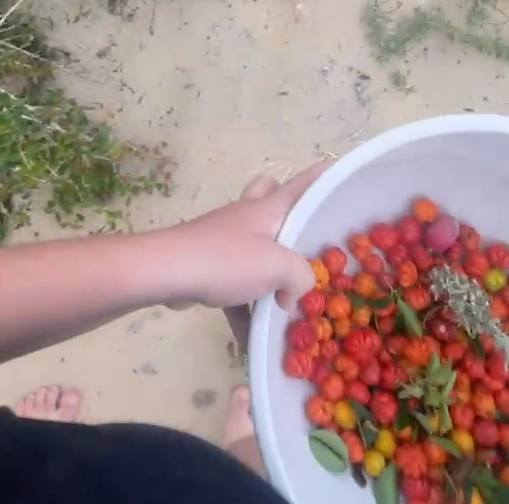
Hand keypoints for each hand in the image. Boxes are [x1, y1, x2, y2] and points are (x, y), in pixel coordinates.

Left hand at [149, 161, 331, 310]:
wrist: (167, 271)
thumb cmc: (225, 259)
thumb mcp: (277, 266)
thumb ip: (300, 276)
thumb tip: (292, 293)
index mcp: (269, 209)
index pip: (302, 185)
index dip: (322, 177)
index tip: (340, 170)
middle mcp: (248, 217)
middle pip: (271, 198)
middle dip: (290, 214)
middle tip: (309, 240)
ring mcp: (227, 238)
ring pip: (255, 245)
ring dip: (271, 270)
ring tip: (289, 302)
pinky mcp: (210, 262)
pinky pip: (236, 282)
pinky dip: (246, 308)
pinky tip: (253, 339)